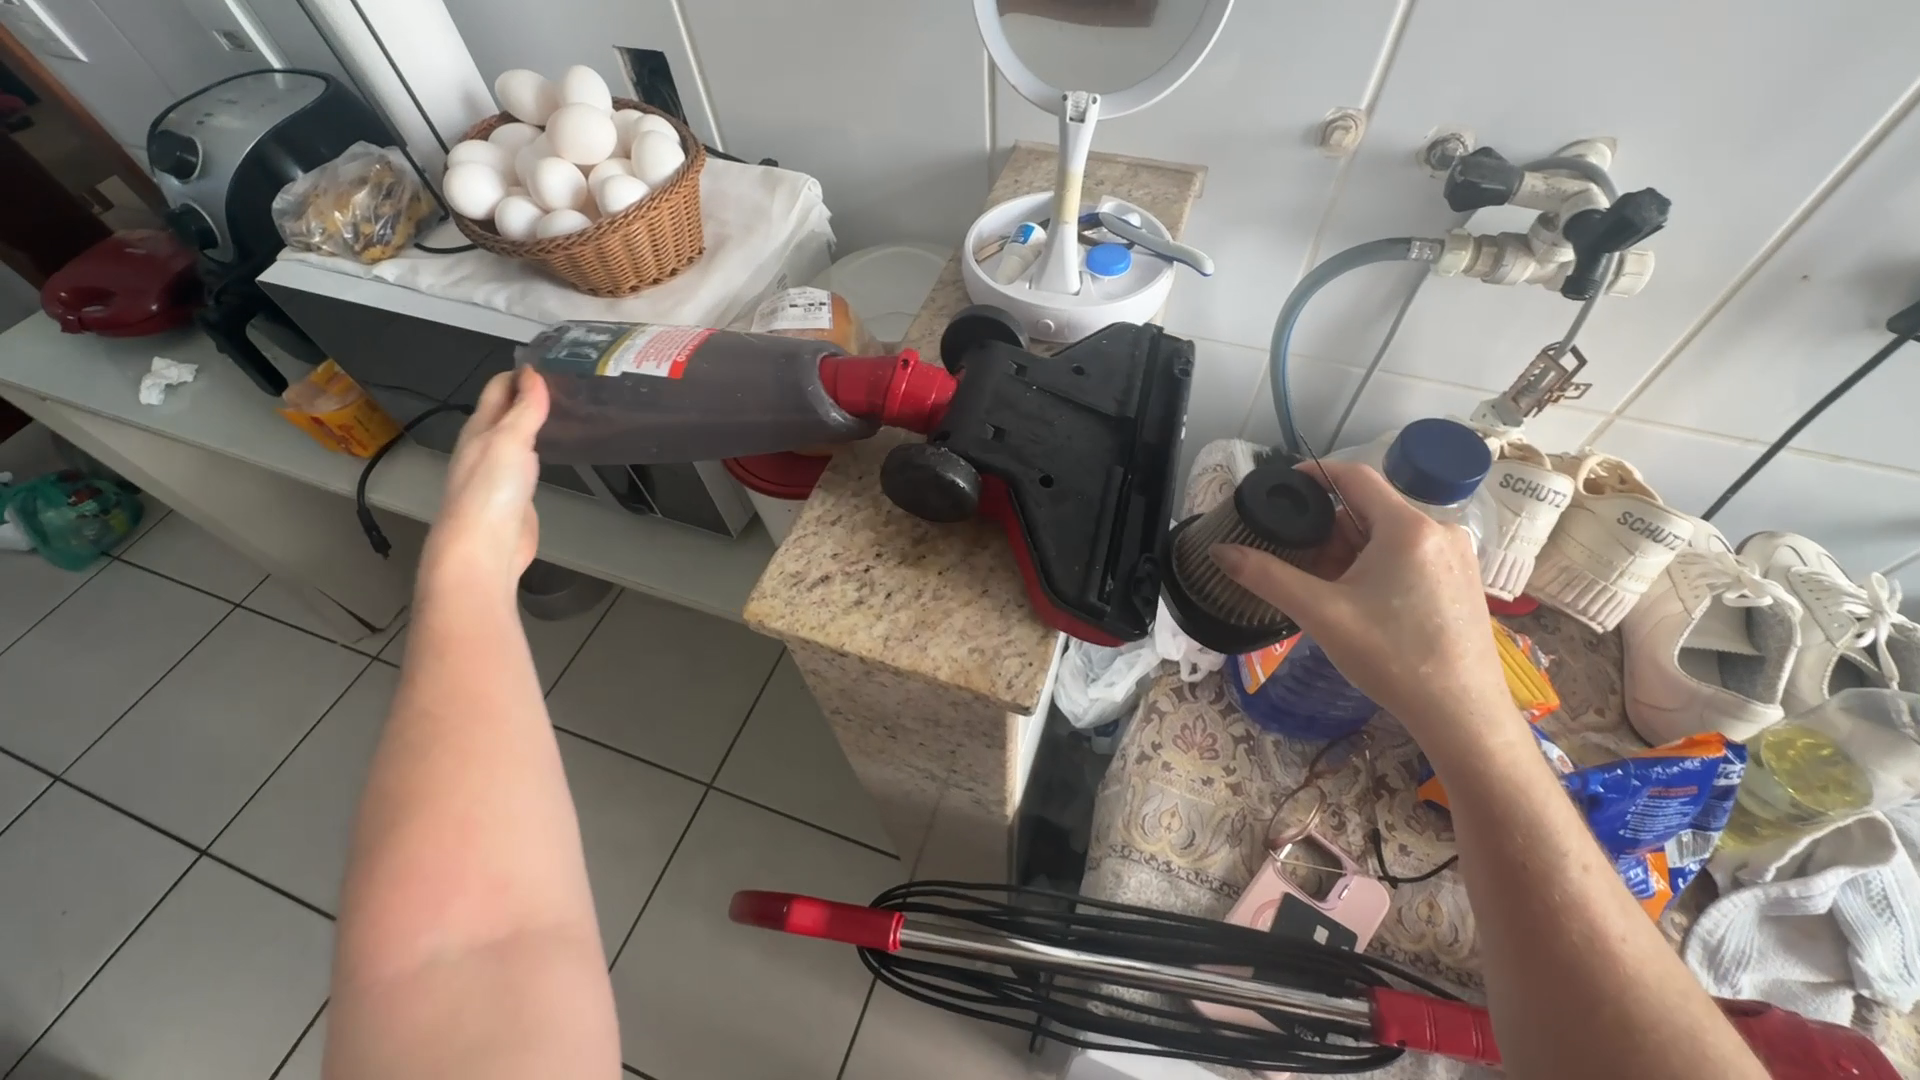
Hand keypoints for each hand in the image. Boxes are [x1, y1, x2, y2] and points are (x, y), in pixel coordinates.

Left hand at [423, 367, 548, 590]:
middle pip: (506, 412)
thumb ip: (524, 409)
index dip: (520, 374)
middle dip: (530, 395)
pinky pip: (528, 463)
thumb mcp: (509, 441)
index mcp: (479, 429)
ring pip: (517, 437)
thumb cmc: (491, 491)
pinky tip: (556, 451)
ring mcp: (498, 473)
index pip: (498, 390)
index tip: (553, 361)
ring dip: (535, 422)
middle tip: (568, 383)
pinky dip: (541, 450)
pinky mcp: (514, 496)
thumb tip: (534, 374)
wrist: (483, 548)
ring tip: (567, 411)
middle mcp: (485, 447)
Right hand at [1209, 461, 1513, 754]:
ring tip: (1324, 586)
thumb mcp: (1321, 614)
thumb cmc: (1392, 658)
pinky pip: (1410, 555)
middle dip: (1328, 528)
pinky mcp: (1463, 582)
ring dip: (1351, 550)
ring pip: (1389, 534)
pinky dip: (1377, 564)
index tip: (1281, 487)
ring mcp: (1456, 557)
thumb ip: (1267, 576)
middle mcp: (1440, 531)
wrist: (1462, 715)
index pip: (1354, 476)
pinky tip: (1362, 601)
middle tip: (1296, 558)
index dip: (1314, 474)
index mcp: (1408, 527)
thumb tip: (1219, 552)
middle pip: (1370, 509)